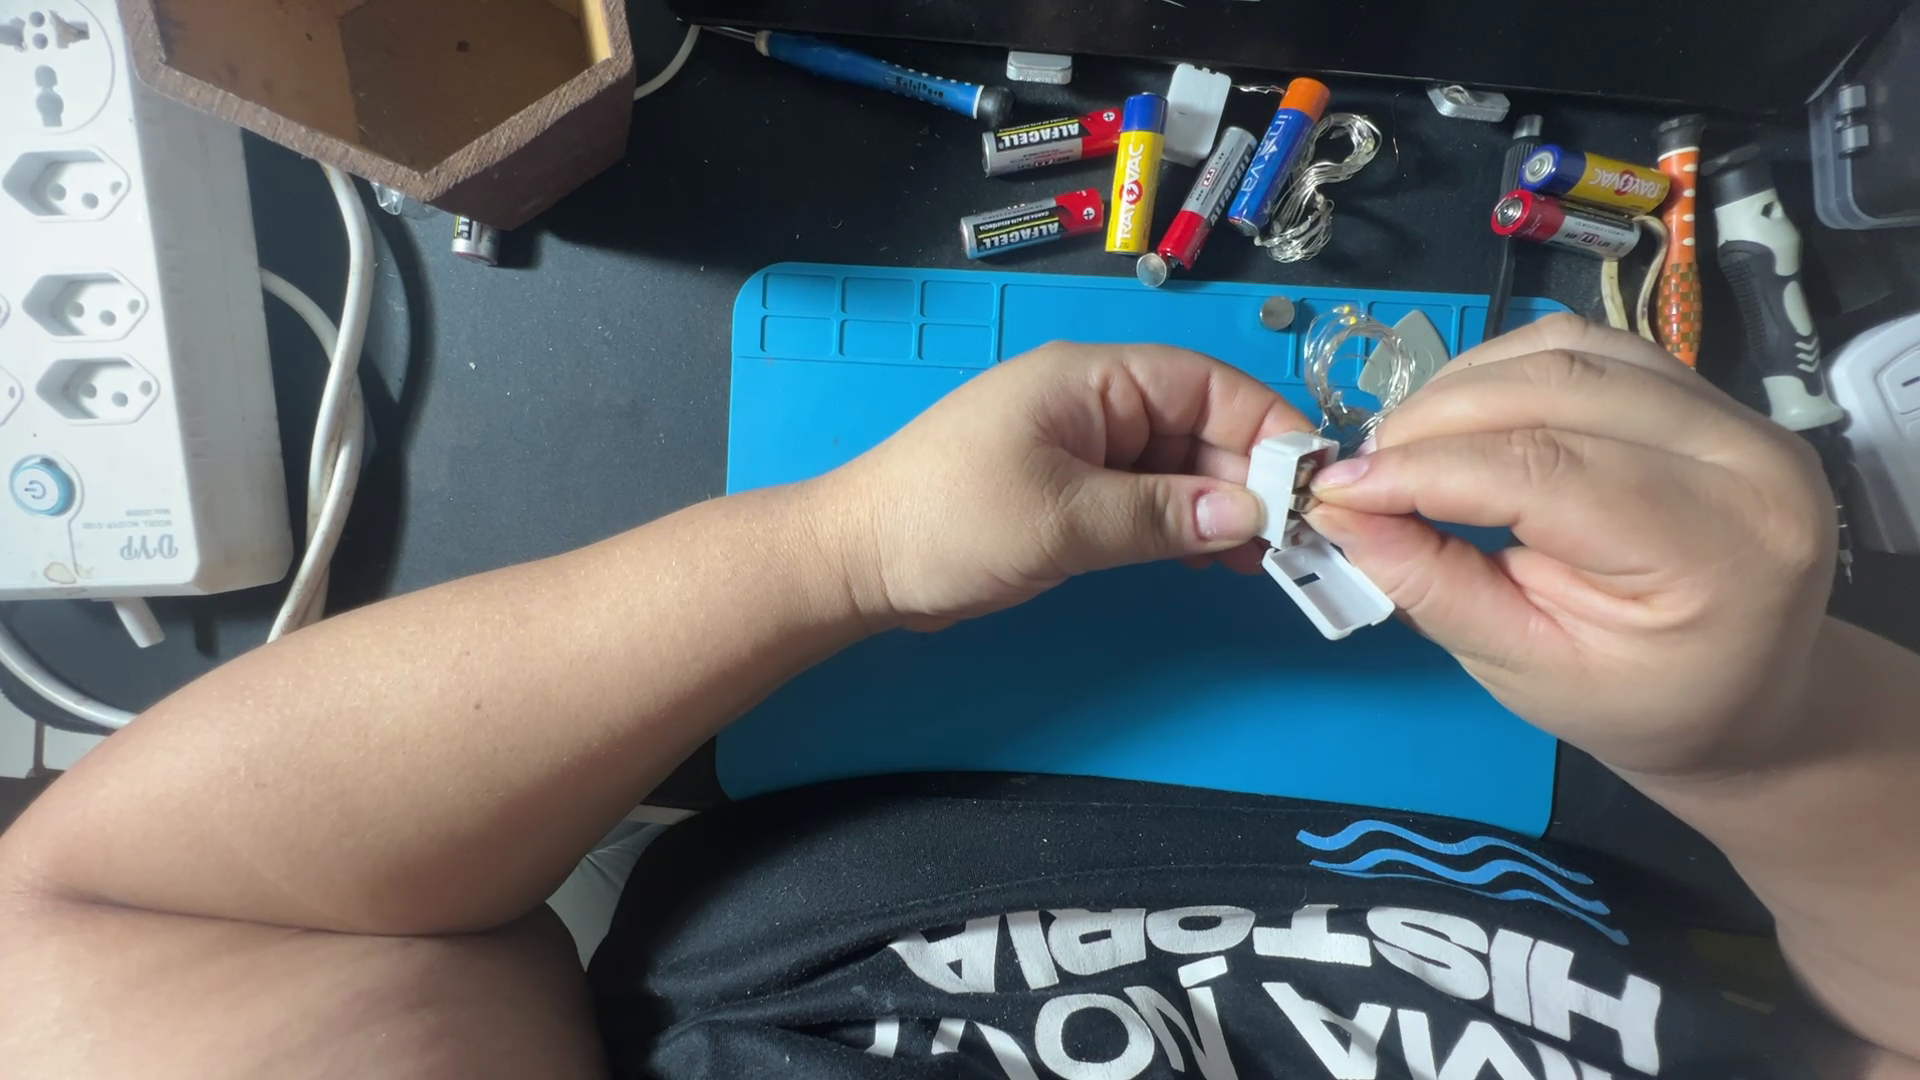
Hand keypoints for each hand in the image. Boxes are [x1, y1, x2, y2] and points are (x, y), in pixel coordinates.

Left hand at [818, 343, 1309, 630]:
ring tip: (1267, 559)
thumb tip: (1253, 516)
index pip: (1205, 386)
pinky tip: (1211, 558)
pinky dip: (1179, 526)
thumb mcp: (1064, 518)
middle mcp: (1095, 406)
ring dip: (1219, 509)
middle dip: (1248, 479)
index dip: (1267, 429)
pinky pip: (1144, 500)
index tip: (1315, 484)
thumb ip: (1162, 515)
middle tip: (1300, 539)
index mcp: (1092, 380)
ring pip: (1175, 469)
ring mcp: (1084, 452)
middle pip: (1197, 429)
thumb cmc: (952, 520)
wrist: (865, 561)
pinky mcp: (1072, 494)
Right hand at [1306, 315, 1834, 777]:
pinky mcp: (1693, 392)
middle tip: (1359, 474)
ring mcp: (1727, 412)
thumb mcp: (1514, 663)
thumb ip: (1426, 584)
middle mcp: (1742, 456)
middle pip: (1548, 388)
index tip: (1332, 491)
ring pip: (1557, 352)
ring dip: (1452, 390)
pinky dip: (1490, 371)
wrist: (1741, 686)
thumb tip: (1336, 514)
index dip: (1418, 471)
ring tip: (1402, 449)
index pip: (1539, 469)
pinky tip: (1454, 421)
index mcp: (1713, 547)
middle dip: (1424, 424)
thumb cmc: (1627, 696)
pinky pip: (1573, 345)